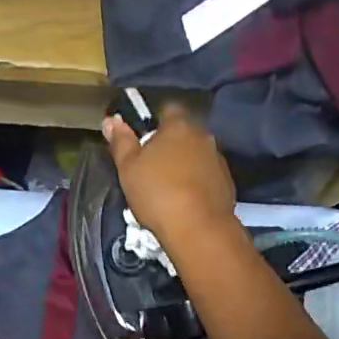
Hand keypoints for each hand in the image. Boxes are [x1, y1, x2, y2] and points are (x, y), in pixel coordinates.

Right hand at [102, 104, 239, 248]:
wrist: (198, 228)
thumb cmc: (157, 193)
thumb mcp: (128, 169)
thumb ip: (121, 142)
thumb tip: (111, 120)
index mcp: (178, 124)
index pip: (166, 110)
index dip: (153, 123)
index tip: (142, 143)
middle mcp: (203, 134)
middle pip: (183, 133)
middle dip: (170, 146)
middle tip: (152, 169)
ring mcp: (218, 158)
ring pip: (197, 155)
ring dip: (185, 165)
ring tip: (170, 189)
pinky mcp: (227, 182)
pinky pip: (207, 176)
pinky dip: (197, 183)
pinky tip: (187, 202)